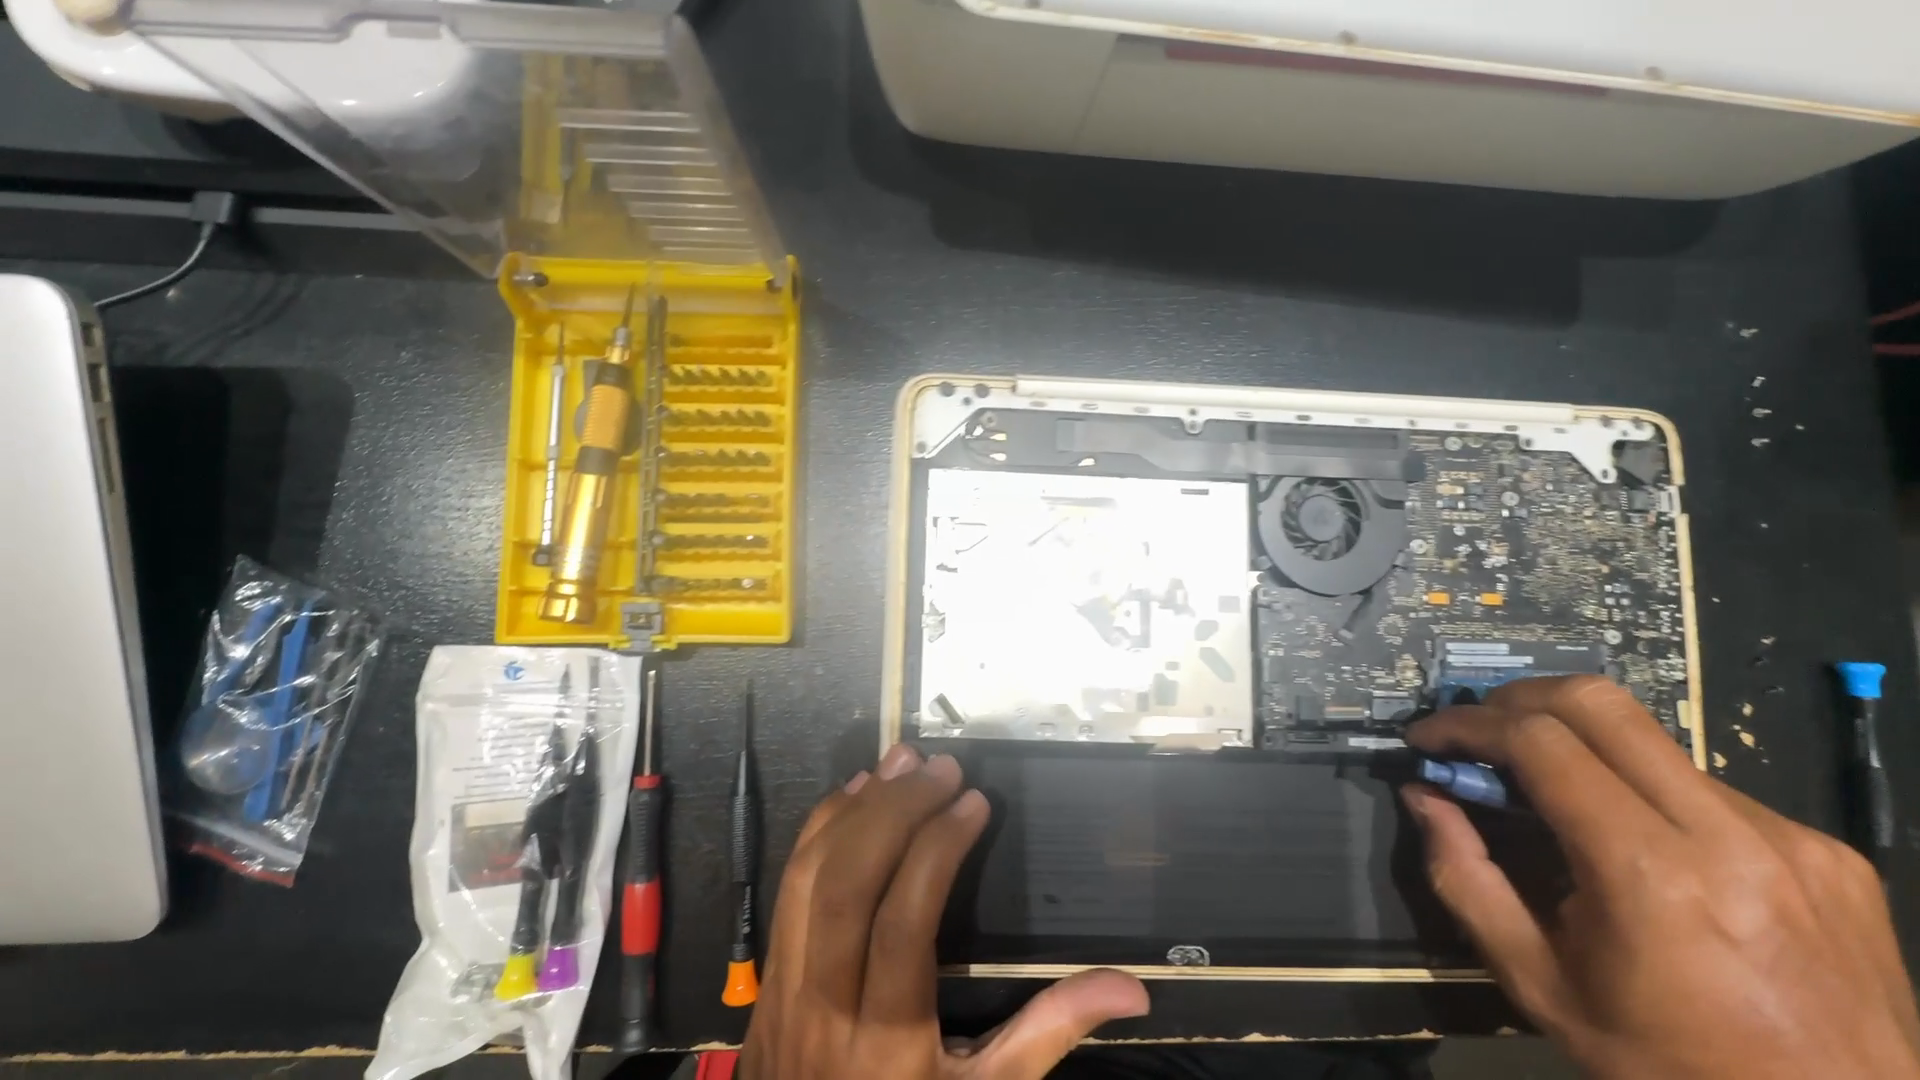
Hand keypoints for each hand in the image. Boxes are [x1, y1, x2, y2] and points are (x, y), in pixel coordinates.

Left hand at [740, 742, 1149, 1079]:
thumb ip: (1048, 1033)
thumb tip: (1129, 989)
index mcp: (888, 1038)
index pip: (903, 922)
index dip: (936, 851)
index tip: (973, 802)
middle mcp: (827, 1001)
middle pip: (847, 886)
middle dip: (895, 812)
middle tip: (940, 767)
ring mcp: (788, 983)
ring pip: (810, 877)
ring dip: (856, 808)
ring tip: (902, 761)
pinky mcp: (770, 972)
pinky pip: (787, 887)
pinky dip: (820, 829)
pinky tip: (853, 794)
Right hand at [1405, 676, 1919, 1079]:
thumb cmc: (1664, 1061)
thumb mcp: (1536, 980)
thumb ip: (1465, 878)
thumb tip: (1423, 796)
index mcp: (1648, 873)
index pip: (1540, 742)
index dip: (1468, 724)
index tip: (1429, 737)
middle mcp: (1728, 835)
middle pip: (1600, 704)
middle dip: (1517, 700)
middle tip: (1479, 734)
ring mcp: (1789, 836)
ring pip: (1653, 741)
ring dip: (1582, 747)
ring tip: (1553, 795)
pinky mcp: (1828, 848)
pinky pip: (1708, 787)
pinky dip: (1646, 791)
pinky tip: (1641, 843)